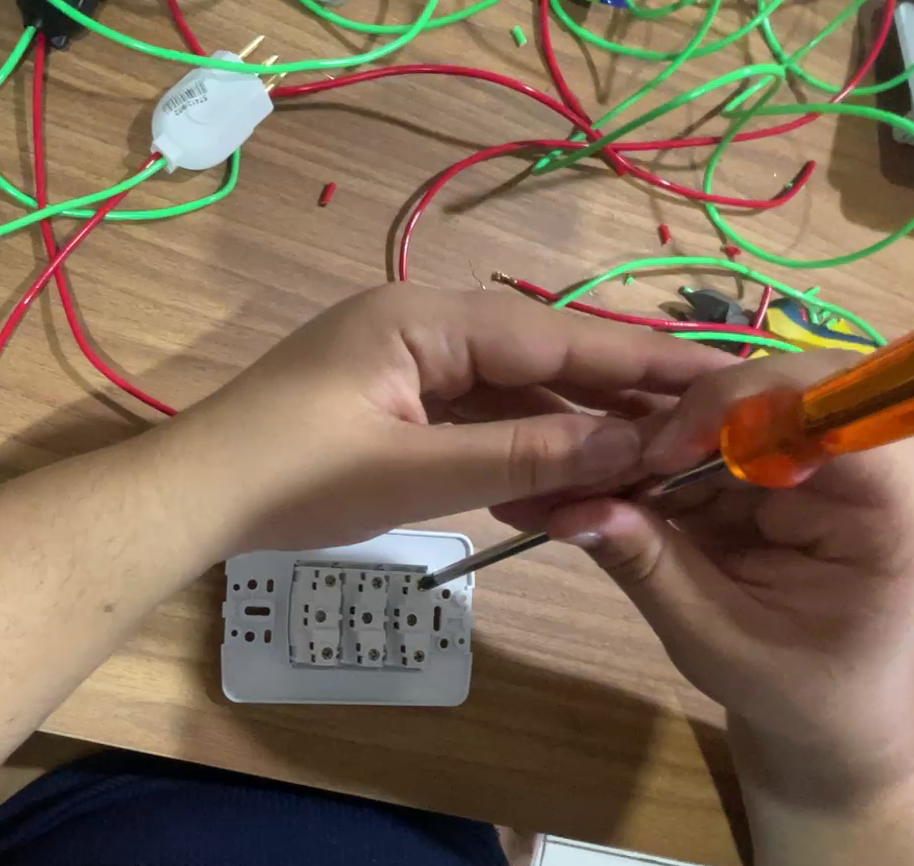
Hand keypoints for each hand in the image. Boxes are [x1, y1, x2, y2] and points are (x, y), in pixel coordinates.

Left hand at [156, 283, 730, 552]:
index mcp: (422, 318)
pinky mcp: (382, 401)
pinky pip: (461, 419)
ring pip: (498, 393)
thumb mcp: (414, 471)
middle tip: (689, 433)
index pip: (552, 335)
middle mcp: (416, 324)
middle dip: (604, 401)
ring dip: (556, 433)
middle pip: (531, 358)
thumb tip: (631, 447)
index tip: (717, 384)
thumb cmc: (294, 481)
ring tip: (632, 467)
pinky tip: (550, 481)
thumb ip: (523, 457)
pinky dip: (503, 450)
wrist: (196, 500)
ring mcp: (396, 363)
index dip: (636, 366)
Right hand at [495, 350, 913, 799]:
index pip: (840, 416)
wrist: (821, 709)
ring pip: (736, 407)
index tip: (661, 451)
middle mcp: (857, 472)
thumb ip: (649, 568)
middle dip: (692, 413)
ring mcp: (810, 467)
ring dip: (660, 435)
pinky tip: (610, 482)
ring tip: (599, 475)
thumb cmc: (790, 687)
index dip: (749, 409)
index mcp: (885, 515)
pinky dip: (653, 457)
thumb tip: (570, 511)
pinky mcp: (767, 475)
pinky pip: (706, 440)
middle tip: (618, 457)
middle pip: (787, 389)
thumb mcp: (710, 638)